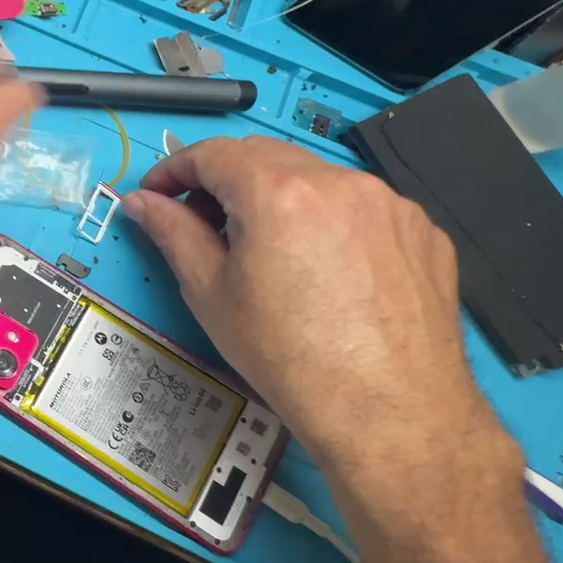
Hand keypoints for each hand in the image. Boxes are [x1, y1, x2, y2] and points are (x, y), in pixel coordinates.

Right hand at [121, 136, 514, 486]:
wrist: (390, 410)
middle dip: (220, 177)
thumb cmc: (284, 350)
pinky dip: (320, 215)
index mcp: (279, 193)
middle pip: (262, 155)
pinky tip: (311, 262)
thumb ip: (171, 230)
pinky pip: (356, 204)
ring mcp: (390, 205)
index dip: (172, 169)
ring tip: (254, 243)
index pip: (212, 153)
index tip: (155, 195)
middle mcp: (340, 184)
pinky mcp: (423, 232)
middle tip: (195, 218)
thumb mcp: (207, 288)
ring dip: (271, 193)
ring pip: (312, 176)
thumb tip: (140, 201)